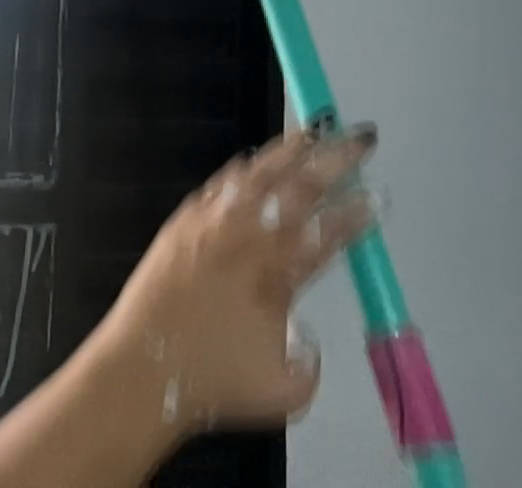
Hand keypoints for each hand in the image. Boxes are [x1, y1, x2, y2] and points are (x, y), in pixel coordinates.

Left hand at [90, 125, 378, 433]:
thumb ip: (311, 362)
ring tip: (316, 129)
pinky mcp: (184, 220)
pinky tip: (259, 160)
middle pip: (301, 185)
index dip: (358, 211)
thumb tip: (307, 337)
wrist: (141, 368)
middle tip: (362, 138)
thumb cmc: (213, 381)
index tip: (380, 193)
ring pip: (259, 171)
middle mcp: (247, 236)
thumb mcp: (287, 391)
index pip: (329, 231)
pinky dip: (246, 168)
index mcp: (277, 271)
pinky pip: (223, 182)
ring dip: (292, 149)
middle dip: (337, 158)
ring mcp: (213, 222)